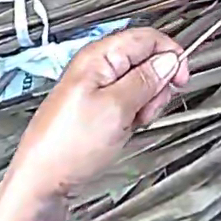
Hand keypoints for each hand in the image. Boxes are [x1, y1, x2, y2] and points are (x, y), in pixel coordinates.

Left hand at [3, 28, 190, 200]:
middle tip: (149, 106)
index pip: (148, 37)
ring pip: (140, 80)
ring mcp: (96, 85)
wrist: (40, 183)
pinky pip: (128, 98)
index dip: (170, 55)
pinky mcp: (96, 104)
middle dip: (157, 83)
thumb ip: (146, 80)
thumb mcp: (117, 109)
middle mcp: (97, 65)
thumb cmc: (67, 147)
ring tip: (134, 120)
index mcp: (99, 56)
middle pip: (146, 58)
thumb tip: (169, 60)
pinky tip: (126, 126)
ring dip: (146, 101)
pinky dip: (134, 112)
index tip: (180, 77)